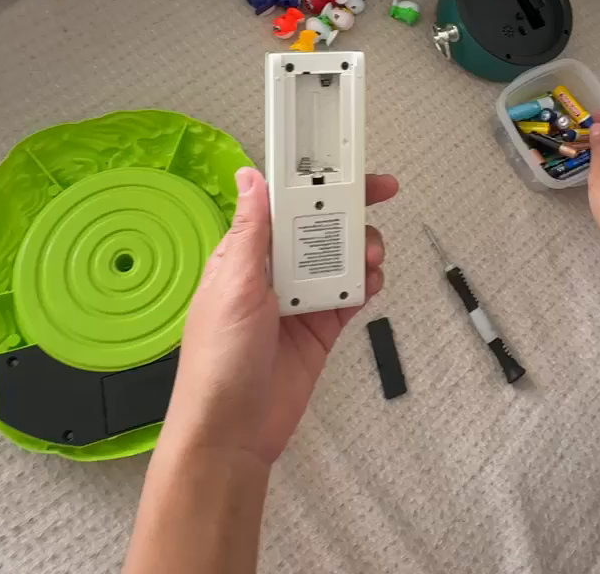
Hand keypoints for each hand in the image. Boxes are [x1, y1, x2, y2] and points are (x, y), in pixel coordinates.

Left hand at [162, 166, 393, 464]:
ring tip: (374, 253)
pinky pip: (351, 294)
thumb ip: (250, 231)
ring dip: (362, 247)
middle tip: (381, 191)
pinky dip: (366, 283)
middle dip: (350, 208)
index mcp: (247, 254)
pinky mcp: (322, 327)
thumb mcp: (233, 286)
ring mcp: (301, 298)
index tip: (344, 165)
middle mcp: (276, 271)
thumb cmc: (219, 360)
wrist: (233, 435)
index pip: (285, 204)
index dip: (314, 182)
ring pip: (340, 257)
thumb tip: (248, 177)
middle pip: (320, 225)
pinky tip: (373, 280)